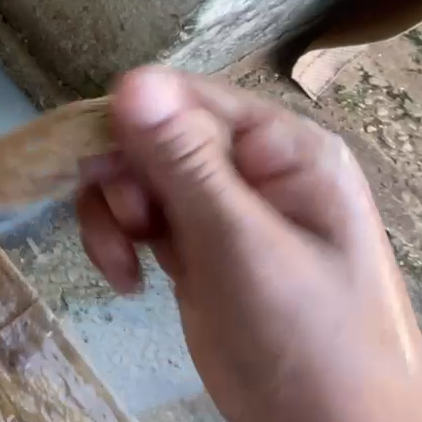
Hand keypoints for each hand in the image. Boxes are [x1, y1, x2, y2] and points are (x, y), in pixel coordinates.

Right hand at [77, 67, 421, 421]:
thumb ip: (183, 160)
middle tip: (131, 226)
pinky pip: (126, 212)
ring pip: (125, 173)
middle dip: (121, 180)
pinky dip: (113, 240)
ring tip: (125, 264)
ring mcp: (216, 204)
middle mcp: (247, 164)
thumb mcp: (241, 246)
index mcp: (281, 149)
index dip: (134, 127)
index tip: (115, 176)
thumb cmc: (311, 344)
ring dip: (110, 214)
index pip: (181, 97)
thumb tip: (128, 78)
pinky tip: (128, 279)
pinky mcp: (189, 240)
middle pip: (143, 134)